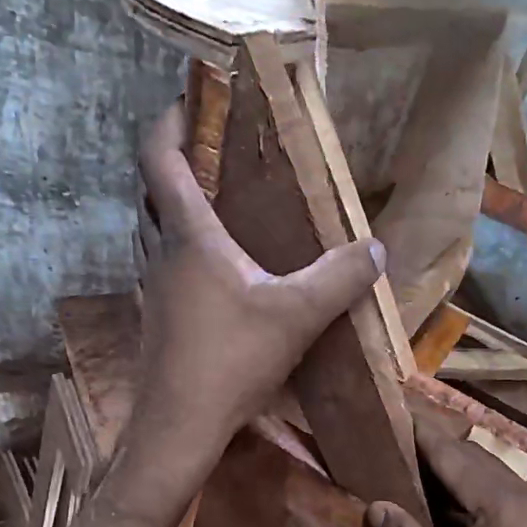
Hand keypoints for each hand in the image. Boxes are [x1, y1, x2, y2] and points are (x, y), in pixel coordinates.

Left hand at [128, 102, 386, 466]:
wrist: (179, 427)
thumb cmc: (230, 362)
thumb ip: (339, 278)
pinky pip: (160, 266)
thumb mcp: (296, 316)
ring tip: (215, 206)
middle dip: (177, 162)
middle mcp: (159, 254)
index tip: (193, 99)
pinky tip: (212, 272)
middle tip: (216, 153)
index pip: (160, 156)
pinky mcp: (154, 319)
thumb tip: (376, 249)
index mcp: (187, 236)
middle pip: (151, 190)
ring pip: (151, 231)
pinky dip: (178, 250)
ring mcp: (150, 289)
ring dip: (173, 208)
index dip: (170, 119)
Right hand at [366, 422, 526, 526]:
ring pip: (489, 485)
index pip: (453, 454)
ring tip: (409, 479)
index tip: (392, 414)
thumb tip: (376, 506)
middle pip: (474, 464)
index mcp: (503, 504)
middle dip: (433, 455)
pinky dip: (470, 504)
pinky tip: (443, 517)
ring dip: (451, 482)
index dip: (420, 434)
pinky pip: (502, 507)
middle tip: (392, 448)